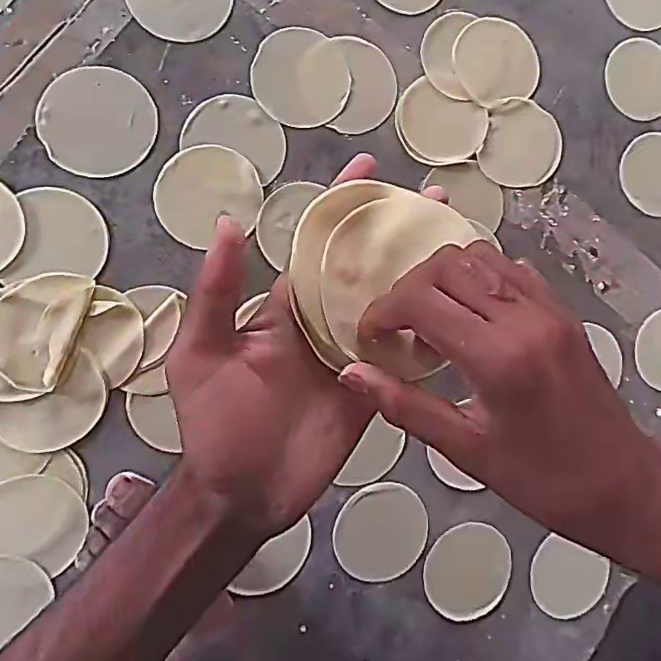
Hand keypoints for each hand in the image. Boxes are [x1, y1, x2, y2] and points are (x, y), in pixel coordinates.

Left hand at [165, 155, 436, 542]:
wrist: (245, 492)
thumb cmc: (215, 422)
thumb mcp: (201, 353)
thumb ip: (217, 294)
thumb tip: (228, 224)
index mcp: (287, 304)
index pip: (319, 243)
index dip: (342, 205)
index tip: (369, 169)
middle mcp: (325, 319)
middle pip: (366, 265)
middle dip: (397, 229)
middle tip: (434, 200)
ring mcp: (354, 351)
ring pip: (392, 302)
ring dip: (421, 271)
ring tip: (457, 240)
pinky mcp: (376, 384)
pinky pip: (405, 352)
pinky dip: (430, 328)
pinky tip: (459, 307)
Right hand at [339, 242, 660, 554]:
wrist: (620, 479)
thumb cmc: (545, 477)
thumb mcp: (467, 450)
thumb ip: (406, 407)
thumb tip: (356, 375)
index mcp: (498, 358)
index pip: (422, 300)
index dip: (384, 311)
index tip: (372, 334)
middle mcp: (525, 320)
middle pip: (448, 265)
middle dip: (409, 286)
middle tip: (397, 324)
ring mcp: (549, 310)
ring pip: (481, 256)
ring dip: (443, 276)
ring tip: (429, 316)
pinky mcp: (562, 310)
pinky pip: (512, 270)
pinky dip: (479, 276)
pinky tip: (469, 310)